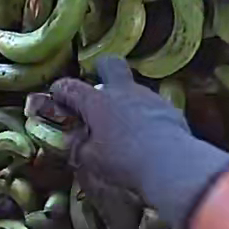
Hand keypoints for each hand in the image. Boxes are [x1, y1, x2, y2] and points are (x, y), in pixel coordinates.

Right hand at [51, 56, 228, 228]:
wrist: (171, 164)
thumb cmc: (123, 161)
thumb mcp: (91, 160)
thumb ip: (81, 147)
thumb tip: (77, 141)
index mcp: (97, 102)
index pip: (72, 88)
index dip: (61, 90)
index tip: (57, 94)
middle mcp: (122, 92)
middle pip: (111, 65)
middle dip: (102, 70)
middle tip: (98, 85)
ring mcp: (149, 97)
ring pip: (134, 88)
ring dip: (127, 100)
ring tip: (125, 123)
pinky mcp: (170, 109)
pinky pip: (153, 107)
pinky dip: (147, 116)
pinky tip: (148, 135)